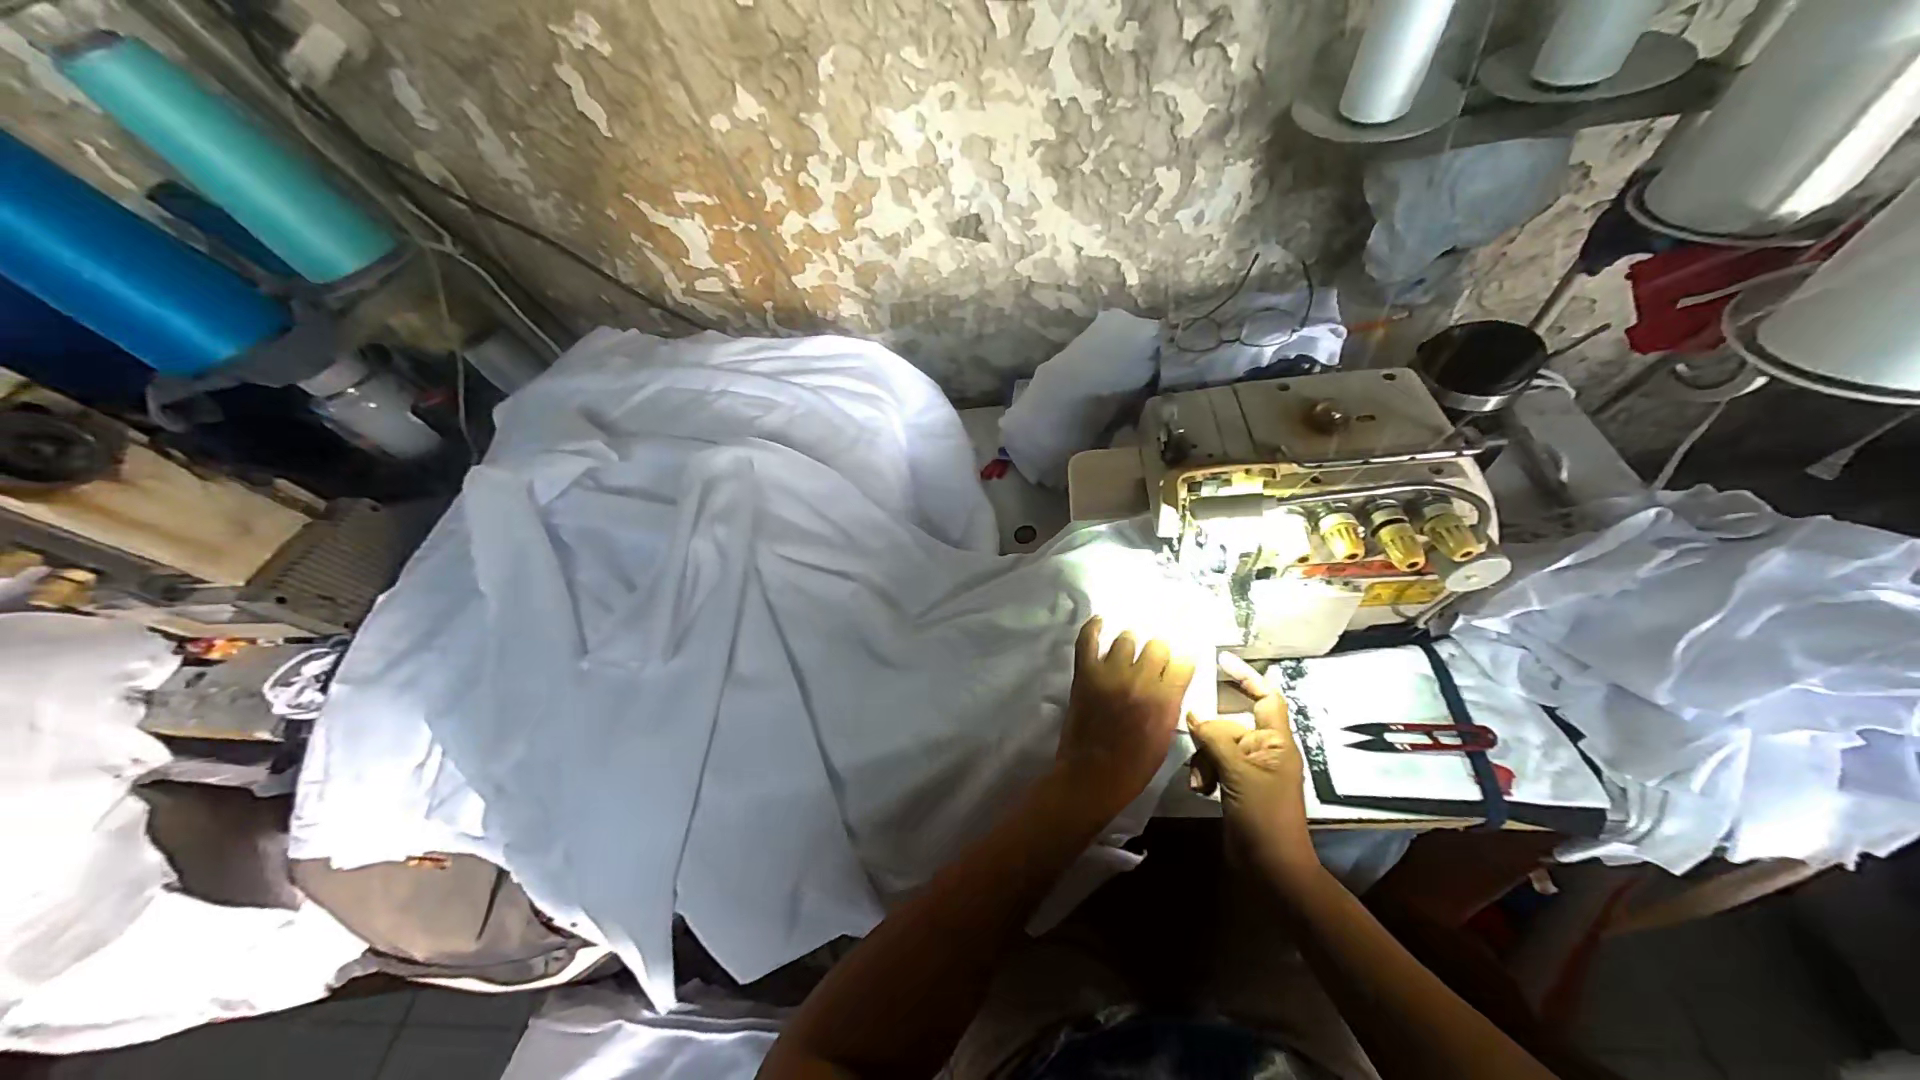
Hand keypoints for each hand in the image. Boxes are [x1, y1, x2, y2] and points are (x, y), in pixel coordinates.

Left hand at [1052, 616, 1195, 821]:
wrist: (1092, 776)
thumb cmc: (1134, 766)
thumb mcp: (1166, 736)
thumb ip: (1170, 704)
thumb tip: (1170, 682)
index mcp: (1166, 699)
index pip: (1183, 661)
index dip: (1181, 663)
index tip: (1176, 666)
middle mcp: (1140, 679)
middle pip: (1157, 645)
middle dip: (1157, 653)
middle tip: (1150, 663)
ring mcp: (1110, 673)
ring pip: (1127, 639)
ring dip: (1130, 645)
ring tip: (1126, 653)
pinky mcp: (1085, 673)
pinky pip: (1087, 640)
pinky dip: (1093, 628)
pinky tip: (1100, 622)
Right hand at [1189, 653, 1314, 873]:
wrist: (1271, 868)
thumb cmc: (1264, 815)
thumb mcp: (1238, 771)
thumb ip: (1215, 738)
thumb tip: (1194, 713)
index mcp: (1276, 742)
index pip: (1266, 697)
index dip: (1247, 676)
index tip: (1221, 660)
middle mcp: (1264, 751)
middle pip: (1230, 723)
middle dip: (1209, 733)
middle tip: (1193, 739)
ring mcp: (1249, 771)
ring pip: (1216, 745)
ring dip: (1203, 758)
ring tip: (1200, 781)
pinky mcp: (1236, 787)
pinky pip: (1213, 766)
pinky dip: (1203, 773)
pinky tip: (1200, 789)